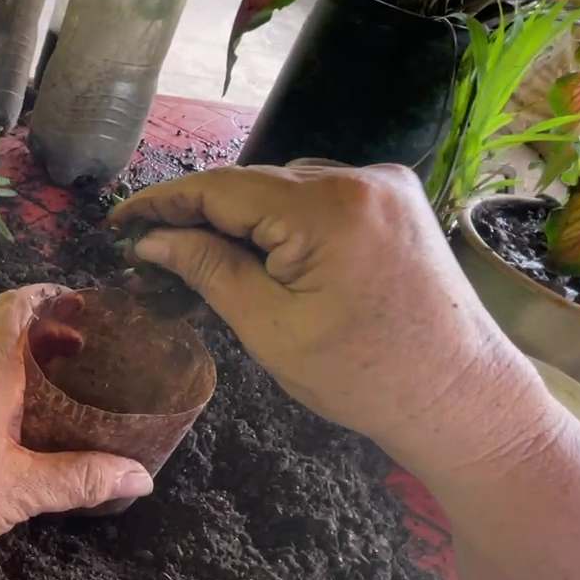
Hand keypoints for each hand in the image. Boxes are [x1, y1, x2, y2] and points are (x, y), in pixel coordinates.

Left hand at [0, 284, 154, 567]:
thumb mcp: (20, 490)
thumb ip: (80, 479)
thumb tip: (140, 476)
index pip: (15, 307)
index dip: (49, 296)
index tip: (83, 306)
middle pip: (6, 332)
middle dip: (49, 335)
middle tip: (89, 355)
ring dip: (27, 366)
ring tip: (65, 391)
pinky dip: (5, 389)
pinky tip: (22, 427)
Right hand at [111, 164, 555, 474]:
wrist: (461, 400)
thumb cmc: (360, 376)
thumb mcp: (267, 326)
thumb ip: (206, 269)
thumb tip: (150, 240)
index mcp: (328, 208)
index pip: (221, 188)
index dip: (162, 201)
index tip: (118, 220)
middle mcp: (360, 178)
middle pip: (252, 185)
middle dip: (196, 214)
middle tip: (147, 247)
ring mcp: (383, 187)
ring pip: (281, 190)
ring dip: (235, 218)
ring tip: (195, 255)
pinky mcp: (393, 204)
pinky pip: (314, 199)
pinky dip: (275, 221)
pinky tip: (256, 252)